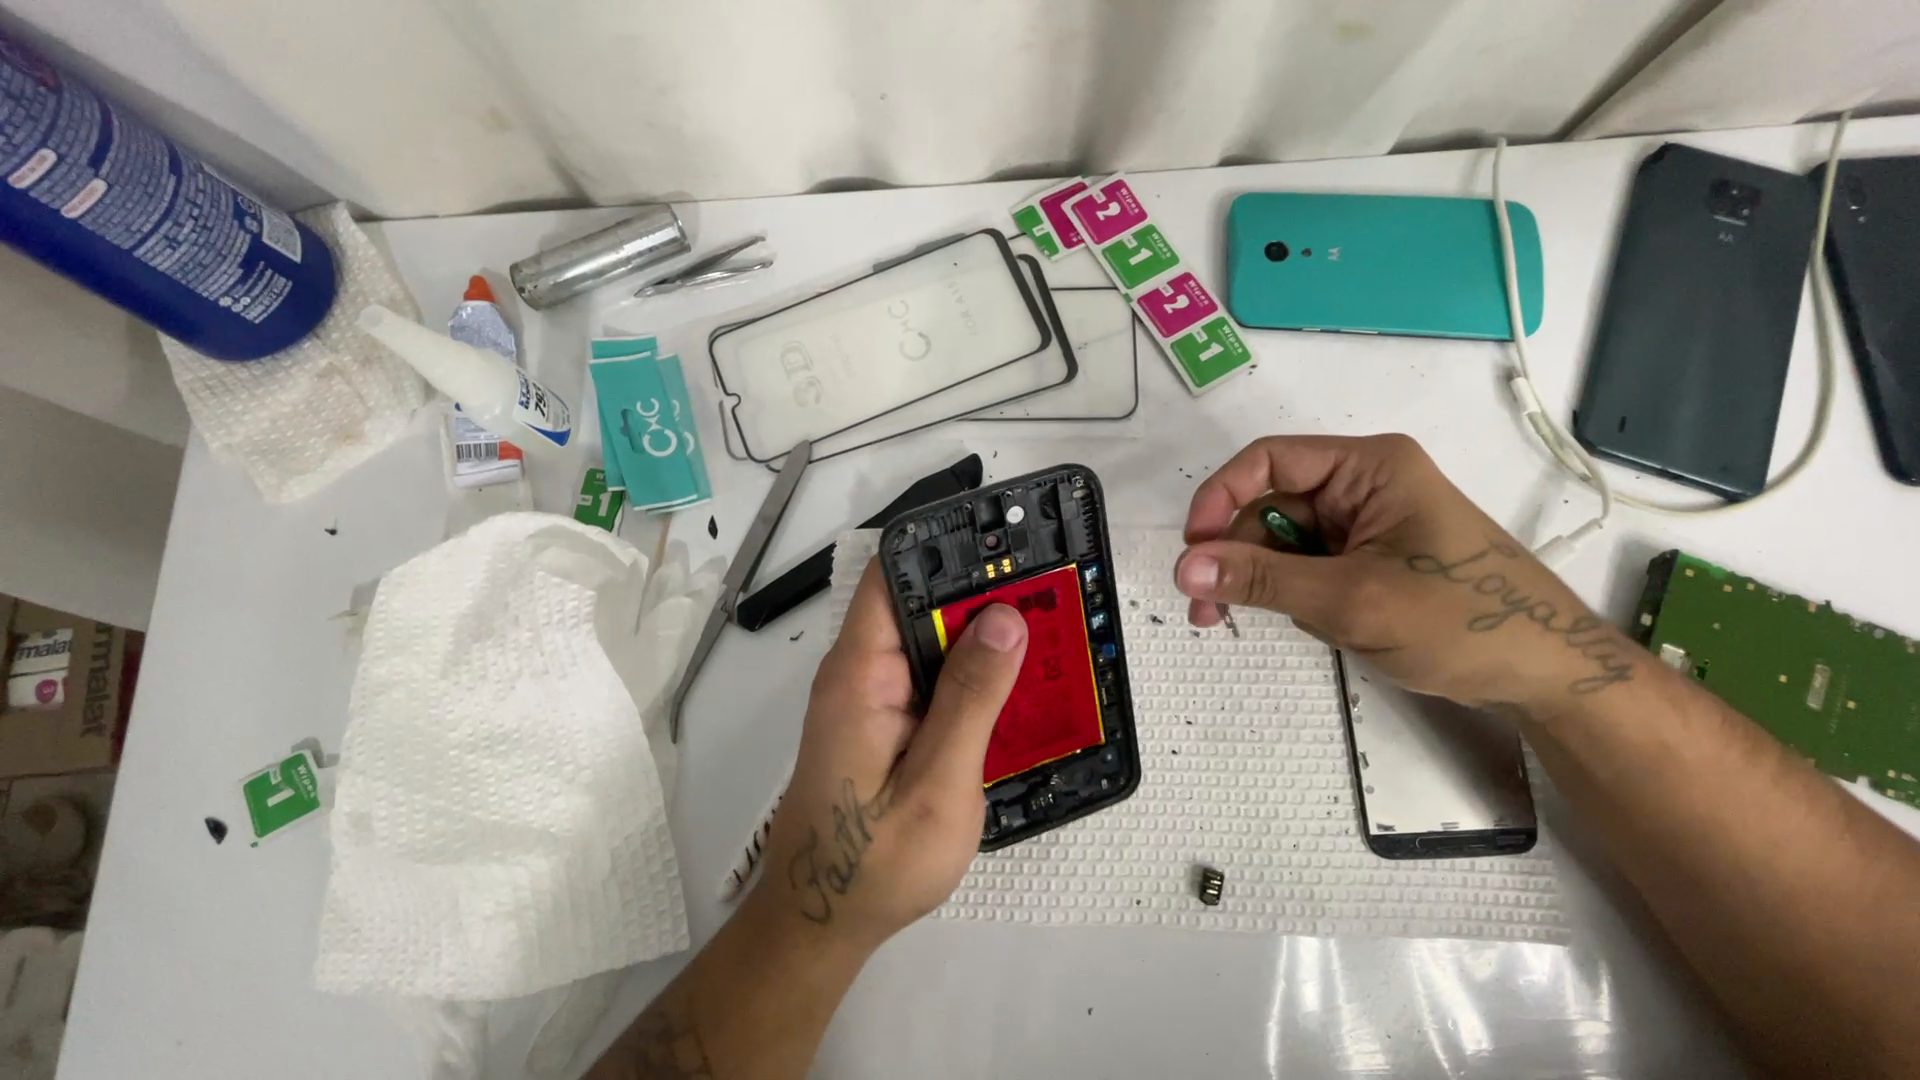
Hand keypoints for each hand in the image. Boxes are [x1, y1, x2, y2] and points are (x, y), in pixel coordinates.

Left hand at [749, 559, 1027, 955]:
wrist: (822, 925)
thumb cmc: (876, 862)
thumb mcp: (936, 783)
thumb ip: (971, 698)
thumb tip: (1004, 616)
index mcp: (860, 672)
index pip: (892, 577)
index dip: (946, 550)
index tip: (1009, 540)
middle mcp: (859, 673)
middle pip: (918, 605)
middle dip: (980, 591)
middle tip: (1052, 585)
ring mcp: (869, 699)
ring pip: (929, 642)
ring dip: (981, 634)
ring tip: (1049, 624)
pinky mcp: (882, 724)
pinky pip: (930, 679)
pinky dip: (971, 674)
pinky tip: (1016, 681)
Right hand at [1173, 434, 1639, 712]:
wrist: (1548, 676)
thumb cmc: (1459, 621)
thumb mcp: (1349, 599)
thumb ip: (1261, 580)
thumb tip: (1183, 568)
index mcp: (1368, 468)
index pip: (1269, 461)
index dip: (1220, 498)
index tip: (1194, 551)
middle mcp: (1363, 487)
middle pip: (1270, 506)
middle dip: (1234, 554)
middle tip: (1203, 611)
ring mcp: (1366, 526)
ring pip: (1283, 542)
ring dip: (1256, 580)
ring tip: (1229, 624)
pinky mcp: (1369, 562)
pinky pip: (1306, 568)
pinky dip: (1287, 594)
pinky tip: (1292, 622)